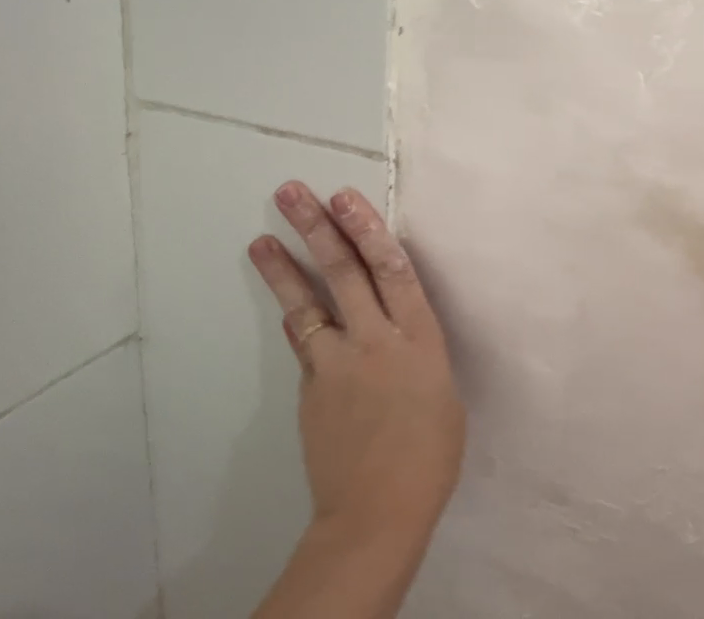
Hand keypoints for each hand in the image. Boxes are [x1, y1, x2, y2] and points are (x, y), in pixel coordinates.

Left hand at [248, 182, 465, 549]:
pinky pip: (305, 344)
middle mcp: (377, 341)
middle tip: (296, 193)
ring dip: (284, 268)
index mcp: (420, 340)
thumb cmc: (432, 454)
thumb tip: (398, 341)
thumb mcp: (442, 394)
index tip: (347, 198)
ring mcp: (337, 365)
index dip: (369, 231)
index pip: (393, 270)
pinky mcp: (311, 390)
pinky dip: (297, 319)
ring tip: (262, 236)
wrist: (378, 510)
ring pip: (309, 305)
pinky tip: (289, 305)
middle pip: (345, 275)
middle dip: (321, 230)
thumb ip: (417, 357)